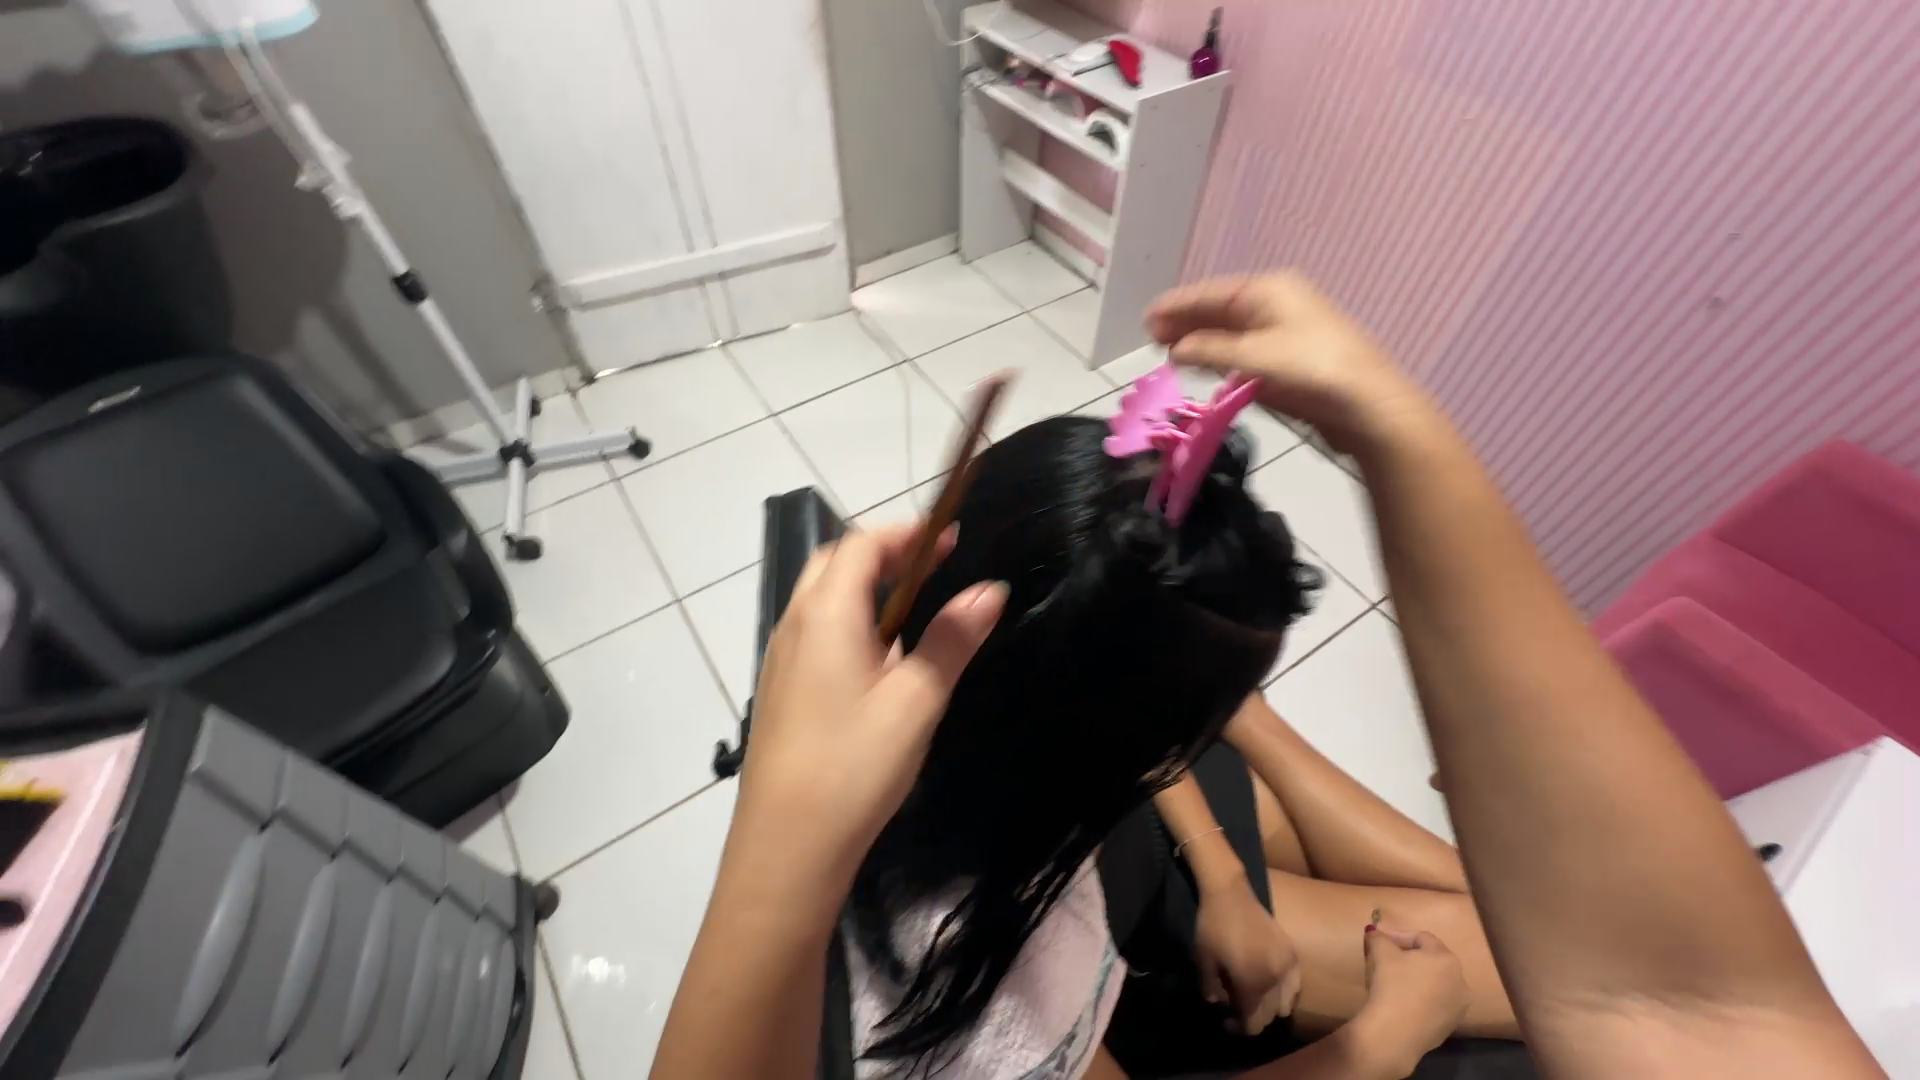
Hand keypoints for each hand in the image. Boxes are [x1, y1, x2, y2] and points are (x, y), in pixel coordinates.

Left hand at [733, 524, 1007, 890]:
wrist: (785, 847)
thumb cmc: (855, 766)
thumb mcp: (917, 699)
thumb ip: (952, 639)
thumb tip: (991, 589)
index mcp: (826, 613)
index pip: (862, 545)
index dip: (908, 535)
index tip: (952, 539)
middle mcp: (795, 624)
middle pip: (835, 563)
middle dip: (885, 553)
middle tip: (933, 566)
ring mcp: (781, 657)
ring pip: (822, 597)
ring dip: (866, 585)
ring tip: (914, 605)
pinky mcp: (781, 688)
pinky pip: (816, 629)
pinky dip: (850, 617)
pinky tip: (879, 658)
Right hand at [1144, 272, 1428, 453]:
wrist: (1368, 405)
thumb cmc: (1312, 371)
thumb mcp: (1254, 357)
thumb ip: (1209, 350)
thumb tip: (1176, 349)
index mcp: (1268, 290)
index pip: (1211, 293)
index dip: (1176, 306)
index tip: (1146, 319)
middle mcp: (1274, 304)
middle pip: (1219, 310)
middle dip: (1186, 323)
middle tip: (1151, 339)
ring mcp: (1282, 332)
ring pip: (1230, 332)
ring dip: (1200, 342)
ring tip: (1169, 353)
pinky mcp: (1287, 359)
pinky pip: (1243, 351)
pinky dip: (1219, 357)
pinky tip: (1204, 368)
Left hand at [1193, 877, 1302, 1034]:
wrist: (1229, 892)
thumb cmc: (1212, 924)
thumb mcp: (1202, 958)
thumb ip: (1210, 988)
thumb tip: (1219, 1004)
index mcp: (1252, 983)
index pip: (1253, 1023)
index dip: (1239, 1028)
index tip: (1226, 1020)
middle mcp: (1275, 980)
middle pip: (1270, 1017)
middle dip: (1252, 1017)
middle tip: (1236, 1005)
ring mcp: (1288, 966)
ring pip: (1285, 1005)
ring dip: (1270, 1007)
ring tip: (1252, 993)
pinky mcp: (1293, 953)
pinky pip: (1295, 986)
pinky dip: (1284, 992)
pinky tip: (1268, 981)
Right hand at [1350, 924, 1470, 1077]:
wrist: (1399, 1030)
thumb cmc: (1393, 983)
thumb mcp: (1380, 951)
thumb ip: (1378, 937)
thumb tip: (1375, 932)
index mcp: (1446, 958)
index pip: (1421, 937)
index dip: (1398, 935)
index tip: (1379, 941)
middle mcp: (1460, 980)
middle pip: (1432, 959)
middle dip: (1409, 956)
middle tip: (1387, 958)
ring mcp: (1459, 1005)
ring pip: (1436, 981)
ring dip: (1417, 976)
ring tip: (1395, 980)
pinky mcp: (1452, 1024)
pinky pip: (1436, 1001)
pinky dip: (1422, 996)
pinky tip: (1404, 1000)